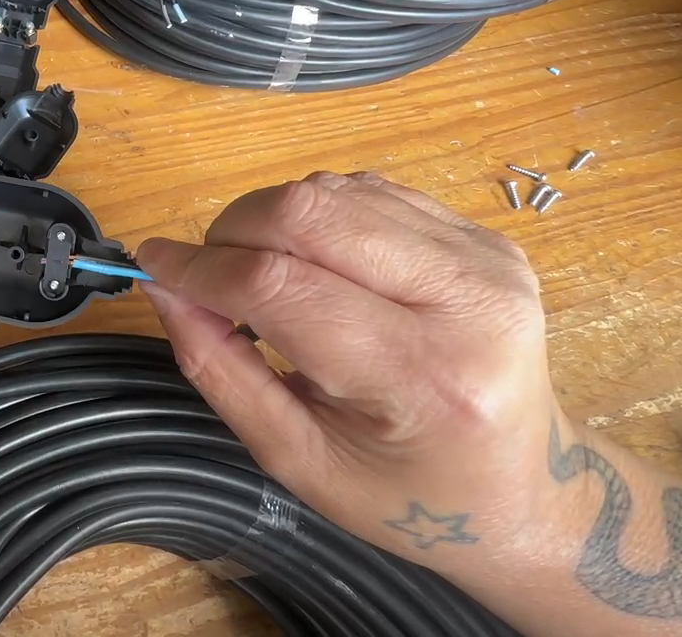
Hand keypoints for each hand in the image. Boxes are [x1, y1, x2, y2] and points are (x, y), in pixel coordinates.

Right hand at [138, 171, 568, 568]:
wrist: (529, 491)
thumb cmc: (403, 491)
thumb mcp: (293, 456)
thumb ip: (216, 365)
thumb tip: (161, 284)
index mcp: (424, 378)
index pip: (279, 285)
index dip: (199, 268)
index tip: (152, 264)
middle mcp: (467, 301)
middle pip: (305, 212)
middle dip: (230, 232)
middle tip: (212, 274)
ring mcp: (482, 257)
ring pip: (327, 189)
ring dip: (267, 221)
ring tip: (265, 273)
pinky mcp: (481, 235)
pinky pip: (359, 189)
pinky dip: (310, 215)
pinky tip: (315, 261)